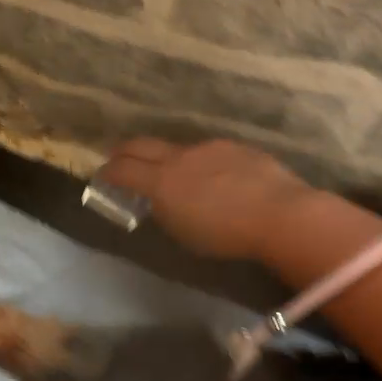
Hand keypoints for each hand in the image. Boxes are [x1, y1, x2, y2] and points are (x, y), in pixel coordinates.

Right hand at [97, 139, 317, 258]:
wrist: (281, 214)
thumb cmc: (225, 234)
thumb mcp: (181, 232)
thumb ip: (163, 210)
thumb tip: (157, 199)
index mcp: (161, 181)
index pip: (122, 169)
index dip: (107, 173)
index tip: (101, 176)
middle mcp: (180, 156)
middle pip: (142, 145)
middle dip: (124, 151)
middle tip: (117, 158)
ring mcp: (210, 148)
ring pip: (178, 149)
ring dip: (166, 158)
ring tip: (172, 173)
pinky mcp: (236, 148)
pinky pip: (208, 153)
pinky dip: (200, 163)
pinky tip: (213, 178)